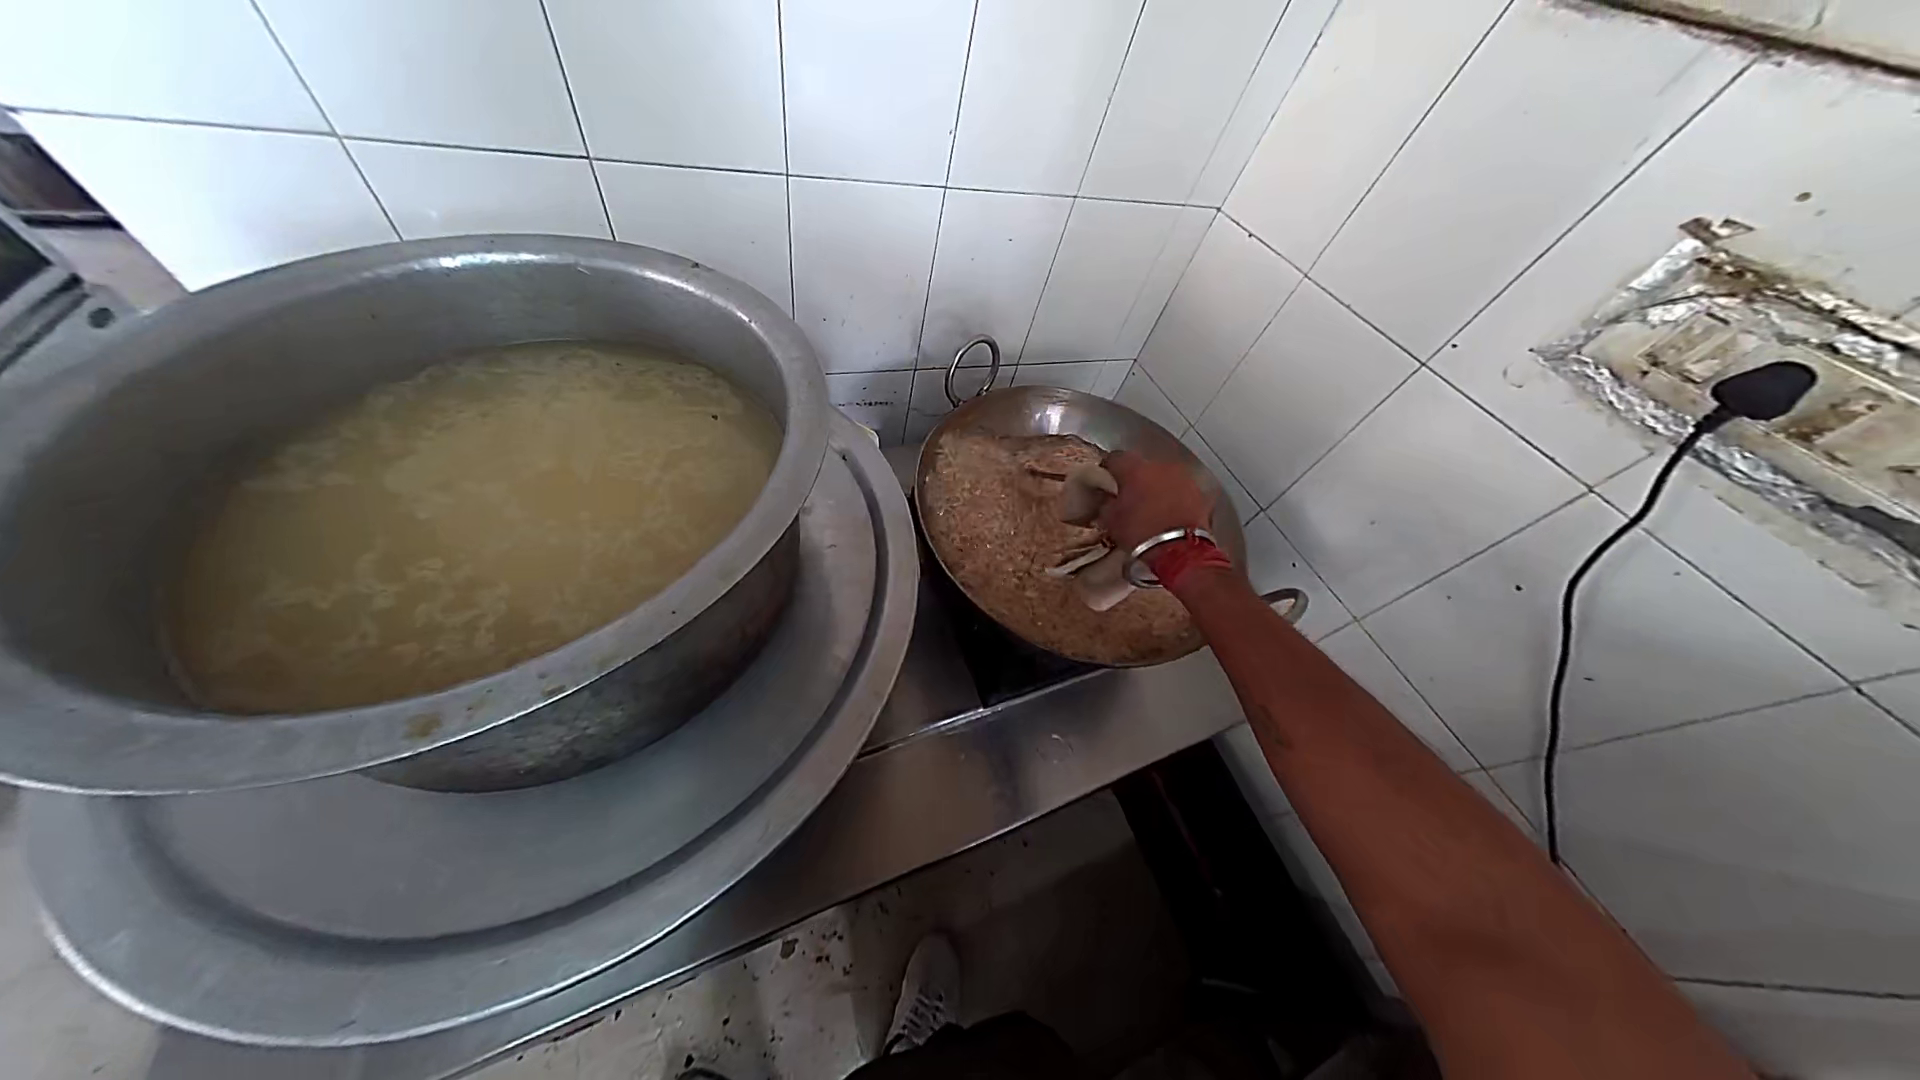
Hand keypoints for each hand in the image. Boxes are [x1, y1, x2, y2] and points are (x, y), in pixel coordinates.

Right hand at [1098, 450, 1215, 551]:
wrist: (1180, 551)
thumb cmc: (1139, 532)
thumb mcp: (1111, 520)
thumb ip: (1106, 502)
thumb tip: (1107, 496)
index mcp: (1134, 469)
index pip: (1115, 458)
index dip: (1108, 469)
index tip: (1105, 481)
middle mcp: (1160, 465)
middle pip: (1142, 466)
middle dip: (1135, 478)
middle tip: (1128, 496)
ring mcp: (1183, 477)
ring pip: (1163, 476)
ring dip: (1156, 486)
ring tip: (1150, 505)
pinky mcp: (1199, 492)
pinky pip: (1179, 489)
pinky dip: (1173, 497)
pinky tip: (1168, 512)